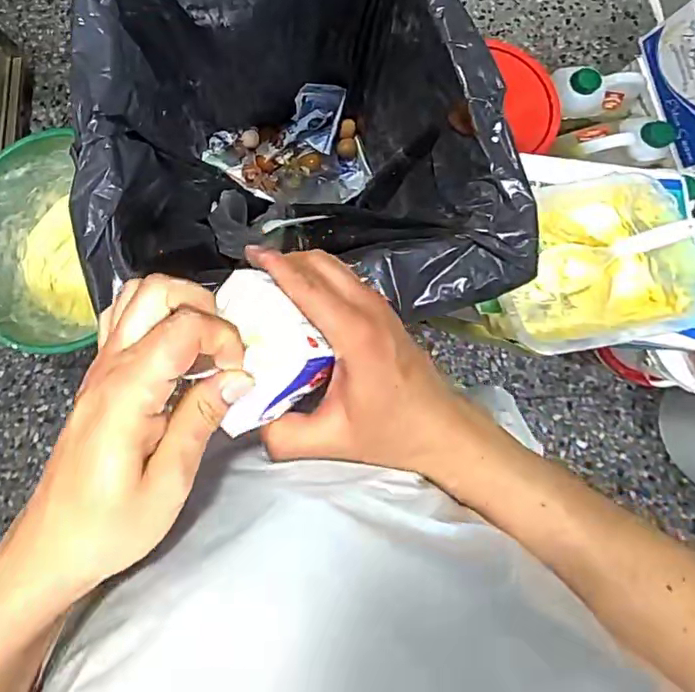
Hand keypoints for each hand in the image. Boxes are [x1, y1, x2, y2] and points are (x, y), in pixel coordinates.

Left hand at [4, 275, 252, 603]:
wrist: (51, 544)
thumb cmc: (108, 527)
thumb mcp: (168, 486)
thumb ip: (201, 421)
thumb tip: (237, 378)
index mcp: (128, 390)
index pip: (184, 326)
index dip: (223, 337)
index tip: (239, 373)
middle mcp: (110, 365)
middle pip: (156, 290)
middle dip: (202, 304)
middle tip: (224, 347)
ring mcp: (100, 365)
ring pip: (137, 294)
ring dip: (178, 304)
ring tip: (203, 345)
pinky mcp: (98, 374)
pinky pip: (123, 318)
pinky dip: (155, 317)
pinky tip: (174, 353)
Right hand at [249, 246, 498, 477]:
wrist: (443, 429)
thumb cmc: (395, 432)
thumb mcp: (334, 441)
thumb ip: (286, 435)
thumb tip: (250, 420)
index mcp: (356, 335)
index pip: (310, 288)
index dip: (278, 267)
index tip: (252, 254)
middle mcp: (369, 310)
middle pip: (321, 264)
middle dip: (286, 259)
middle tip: (255, 267)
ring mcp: (379, 306)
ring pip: (334, 266)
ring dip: (303, 264)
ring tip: (273, 276)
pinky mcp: (382, 310)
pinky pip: (344, 278)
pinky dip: (319, 275)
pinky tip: (303, 293)